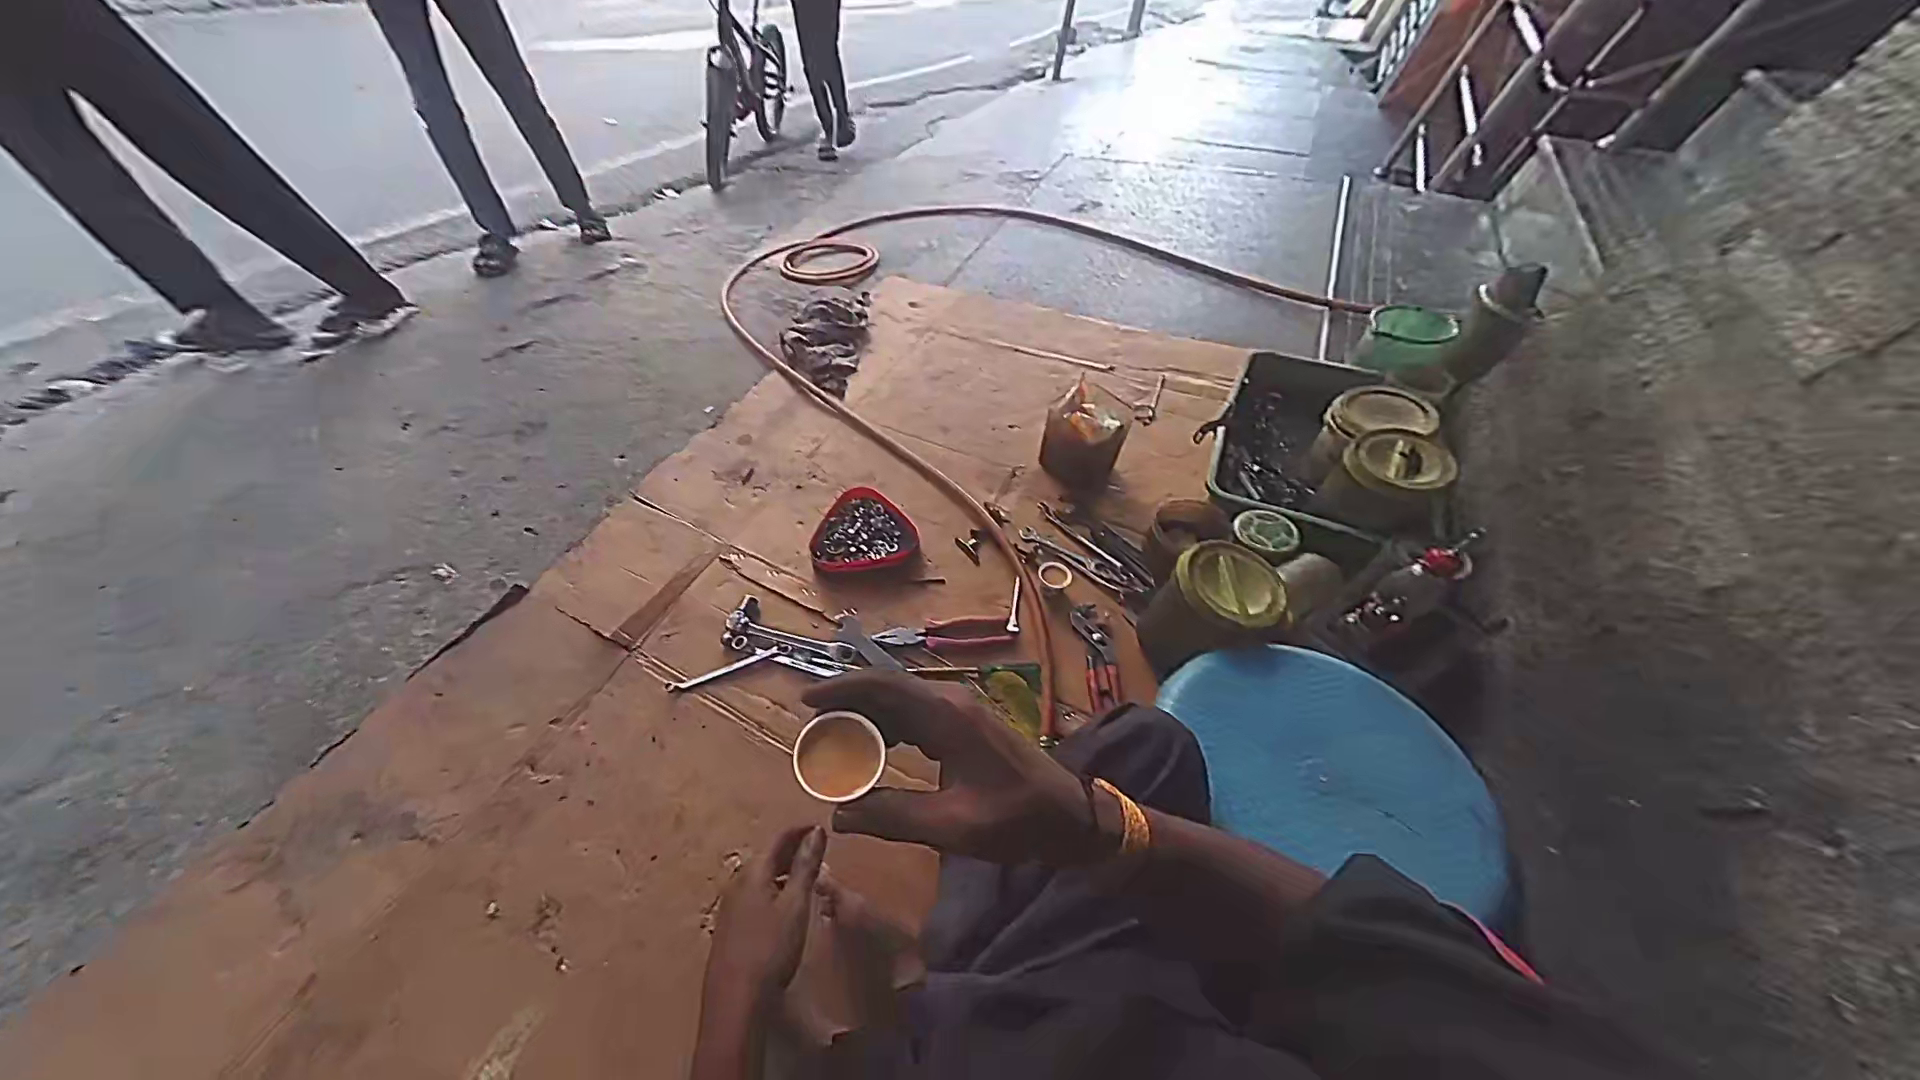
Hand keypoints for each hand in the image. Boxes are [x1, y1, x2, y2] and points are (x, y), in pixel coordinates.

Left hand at [705, 825, 827, 1001]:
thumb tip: (816, 831)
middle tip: (819, 851)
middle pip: (769, 855)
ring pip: (762, 876)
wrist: (735, 1003)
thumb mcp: (796, 904)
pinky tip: (786, 904)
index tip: (821, 828)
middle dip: (793, 849)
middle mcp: (738, 883)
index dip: (801, 830)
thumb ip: (806, 865)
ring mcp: (731, 906)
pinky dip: (774, 888)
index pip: (779, 838)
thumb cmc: (770, 948)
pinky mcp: (730, 927)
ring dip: (784, 870)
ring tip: (808, 875)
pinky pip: (756, 893)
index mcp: (753, 872)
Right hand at [802, 673, 1102, 864]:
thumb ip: (893, 817)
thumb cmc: (1016, 819)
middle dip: (848, 704)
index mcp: (947, 716)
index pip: (885, 686)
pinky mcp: (965, 724)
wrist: (1069, 814)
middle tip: (814, 730)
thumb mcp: (952, 826)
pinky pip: (917, 714)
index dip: (843, 688)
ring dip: (868, 715)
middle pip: (889, 689)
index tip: (807, 700)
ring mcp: (961, 710)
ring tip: (835, 739)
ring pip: (902, 700)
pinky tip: (875, 748)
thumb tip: (840, 814)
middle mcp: (952, 702)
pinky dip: (890, 725)